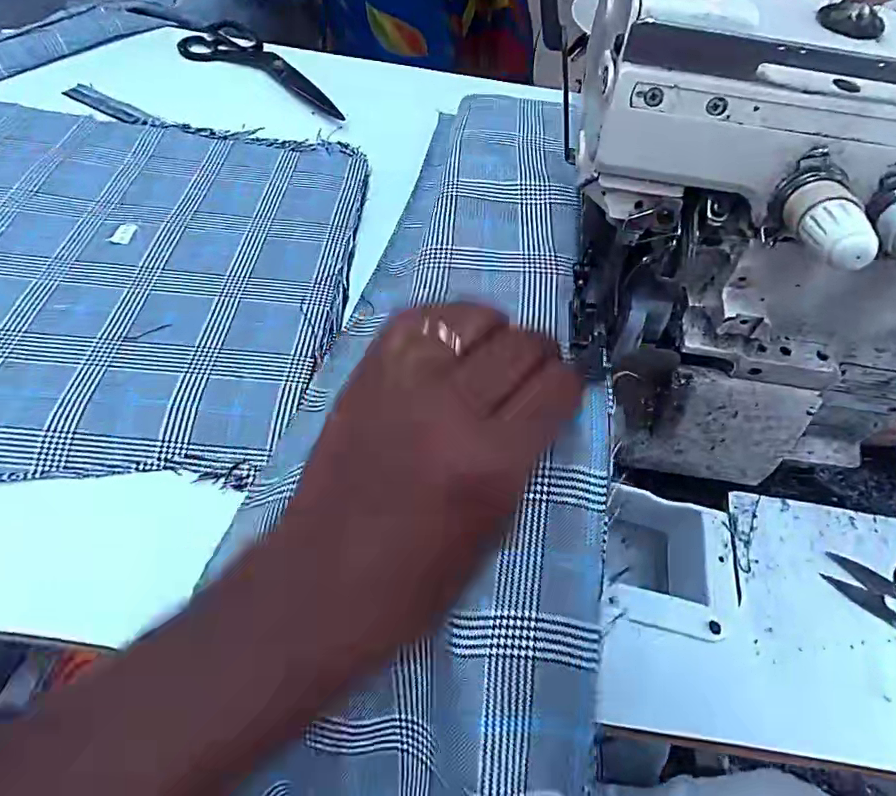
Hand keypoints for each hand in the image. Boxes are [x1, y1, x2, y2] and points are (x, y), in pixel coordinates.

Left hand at [269, 303, 582, 658]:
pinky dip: (442, 323)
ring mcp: (403, 383)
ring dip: (494, 330)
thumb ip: (523, 454)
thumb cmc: (417, 576)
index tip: (564, 387)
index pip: (554, 389)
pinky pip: (416, 320)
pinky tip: (450, 341)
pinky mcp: (367, 373)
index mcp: (492, 460)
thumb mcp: (495, 524)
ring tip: (493, 348)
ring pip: (470, 320)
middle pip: (519, 346)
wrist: (326, 575)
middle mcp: (451, 408)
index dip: (569, 383)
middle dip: (540, 352)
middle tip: (536, 365)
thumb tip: (540, 403)